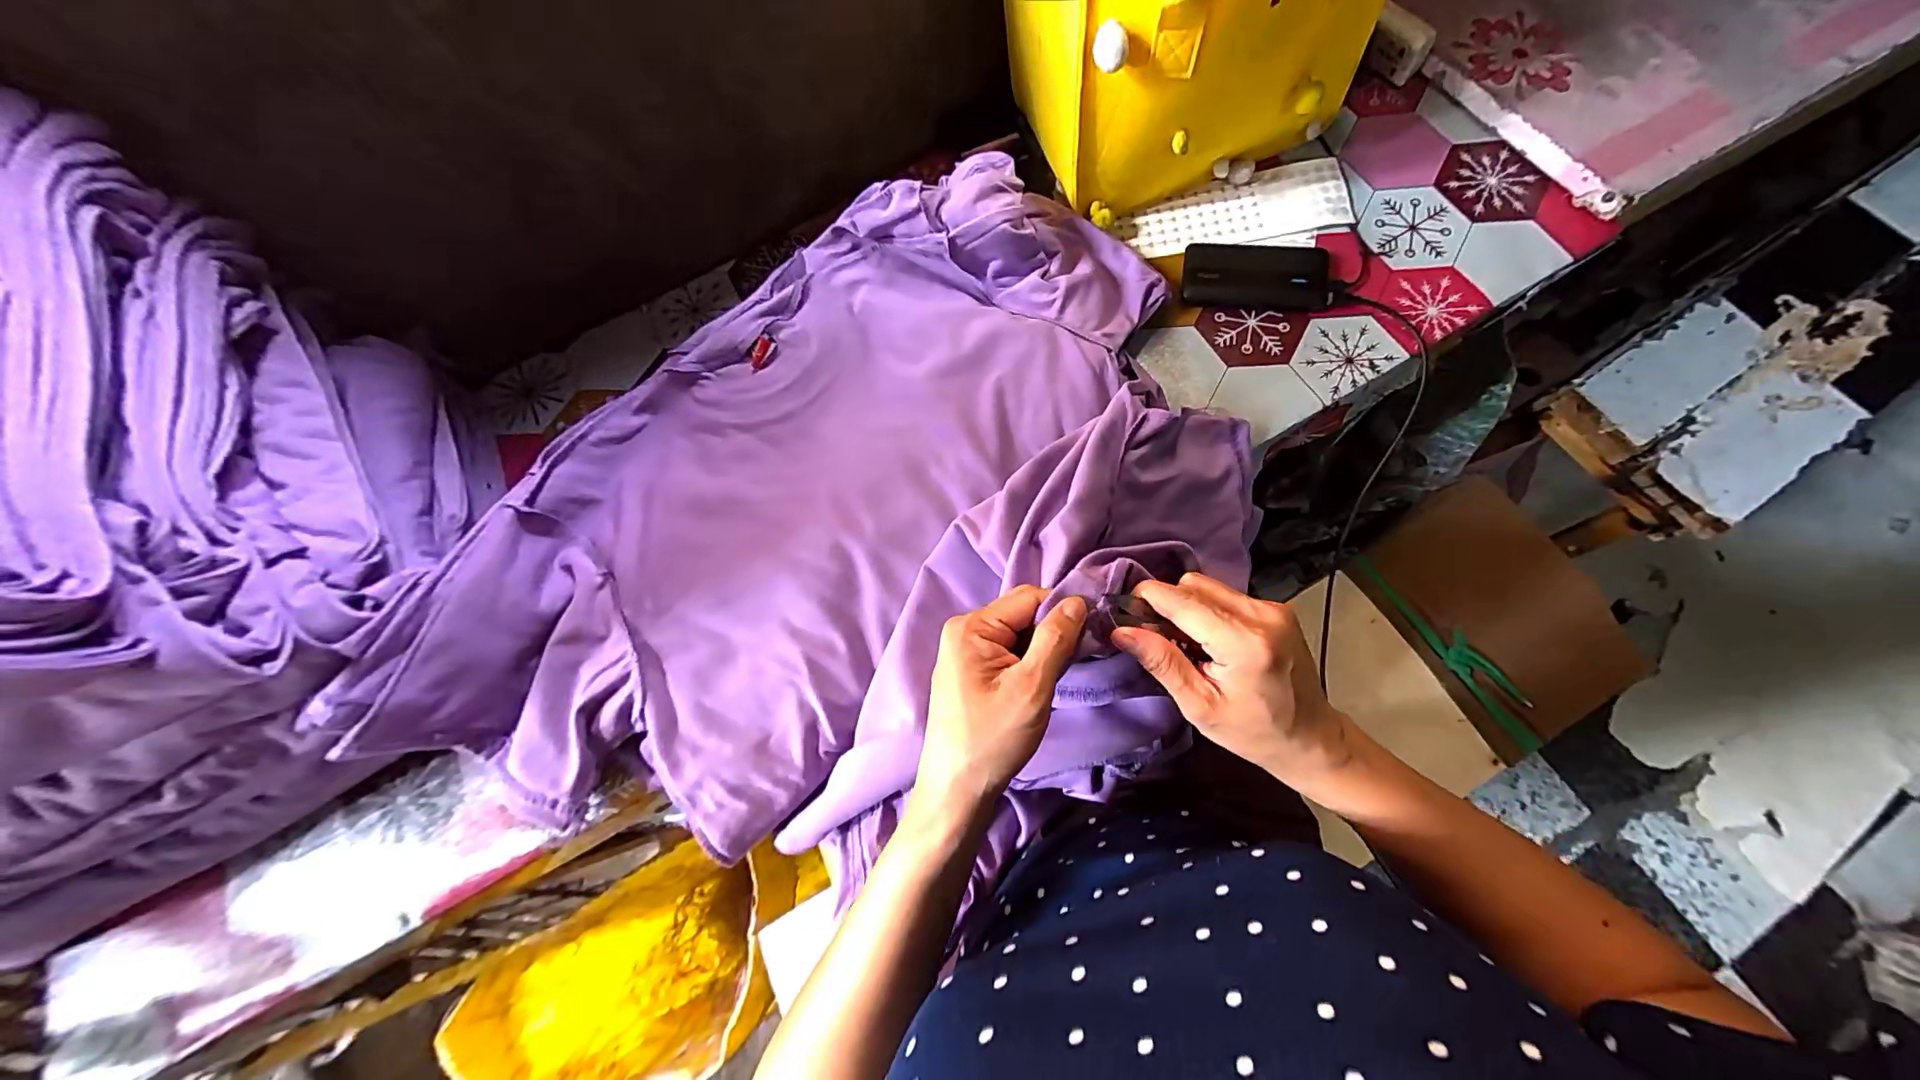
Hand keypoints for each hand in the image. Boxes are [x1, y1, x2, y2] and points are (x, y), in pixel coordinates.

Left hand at [912, 587, 1087, 821]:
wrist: (957, 789)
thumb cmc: (993, 738)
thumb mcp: (1031, 687)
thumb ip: (1055, 639)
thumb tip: (1077, 601)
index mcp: (971, 627)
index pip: (1029, 598)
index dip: (1062, 611)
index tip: (1090, 635)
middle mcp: (964, 631)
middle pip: (1023, 614)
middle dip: (1052, 633)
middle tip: (1075, 662)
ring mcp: (965, 652)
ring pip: (1019, 635)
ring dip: (1043, 651)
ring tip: (1054, 678)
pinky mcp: (971, 672)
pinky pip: (1009, 653)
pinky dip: (1030, 664)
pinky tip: (1039, 685)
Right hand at [1110, 573, 1350, 788]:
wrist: (1310, 737)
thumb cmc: (1253, 732)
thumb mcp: (1199, 706)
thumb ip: (1162, 663)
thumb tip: (1122, 631)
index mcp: (1245, 644)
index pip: (1182, 600)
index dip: (1147, 599)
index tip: (1124, 612)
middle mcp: (1262, 615)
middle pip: (1193, 585)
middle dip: (1166, 604)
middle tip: (1156, 638)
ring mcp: (1273, 608)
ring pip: (1207, 586)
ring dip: (1186, 607)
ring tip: (1185, 643)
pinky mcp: (1275, 608)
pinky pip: (1225, 595)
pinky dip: (1207, 611)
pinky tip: (1208, 641)